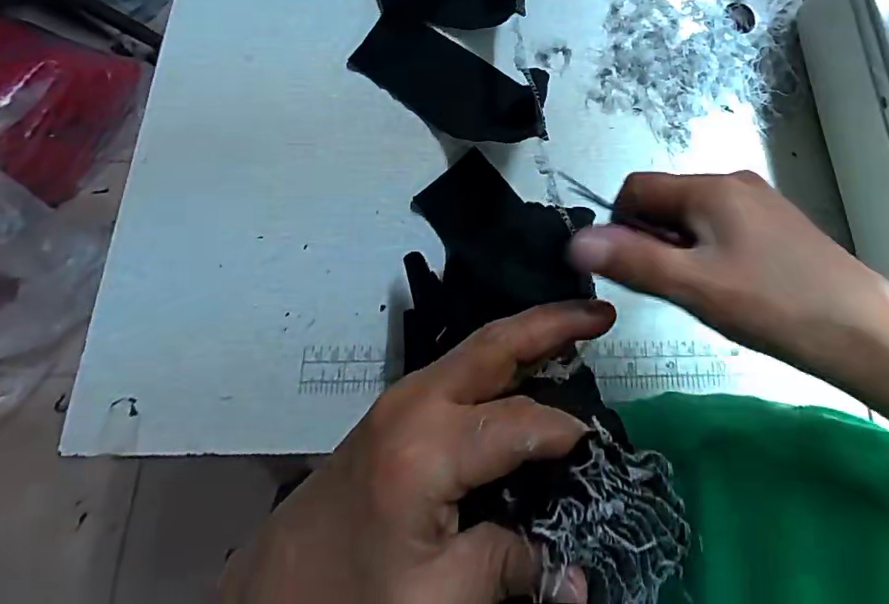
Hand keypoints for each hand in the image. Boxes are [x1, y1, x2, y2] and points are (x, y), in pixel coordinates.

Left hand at [222, 300, 613, 603]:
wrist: (286, 579)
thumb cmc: (356, 588)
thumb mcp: (437, 597)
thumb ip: (509, 566)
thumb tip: (569, 564)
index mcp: (427, 447)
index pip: (519, 423)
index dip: (564, 434)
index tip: (599, 449)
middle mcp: (416, 403)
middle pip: (493, 347)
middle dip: (550, 324)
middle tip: (602, 314)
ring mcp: (404, 398)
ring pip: (477, 350)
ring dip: (527, 335)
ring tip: (576, 328)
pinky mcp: (399, 407)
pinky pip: (462, 369)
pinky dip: (502, 359)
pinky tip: (526, 367)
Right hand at [568, 171, 888, 377]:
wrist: (873, 338)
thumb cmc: (777, 306)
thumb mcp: (694, 286)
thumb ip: (632, 260)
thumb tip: (572, 241)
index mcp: (709, 187)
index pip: (635, 188)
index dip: (620, 225)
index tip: (635, 268)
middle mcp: (733, 182)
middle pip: (663, 201)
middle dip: (652, 240)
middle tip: (675, 287)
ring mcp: (759, 203)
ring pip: (691, 218)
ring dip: (681, 250)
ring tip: (707, 293)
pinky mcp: (778, 227)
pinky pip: (721, 229)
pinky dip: (710, 254)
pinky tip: (734, 290)